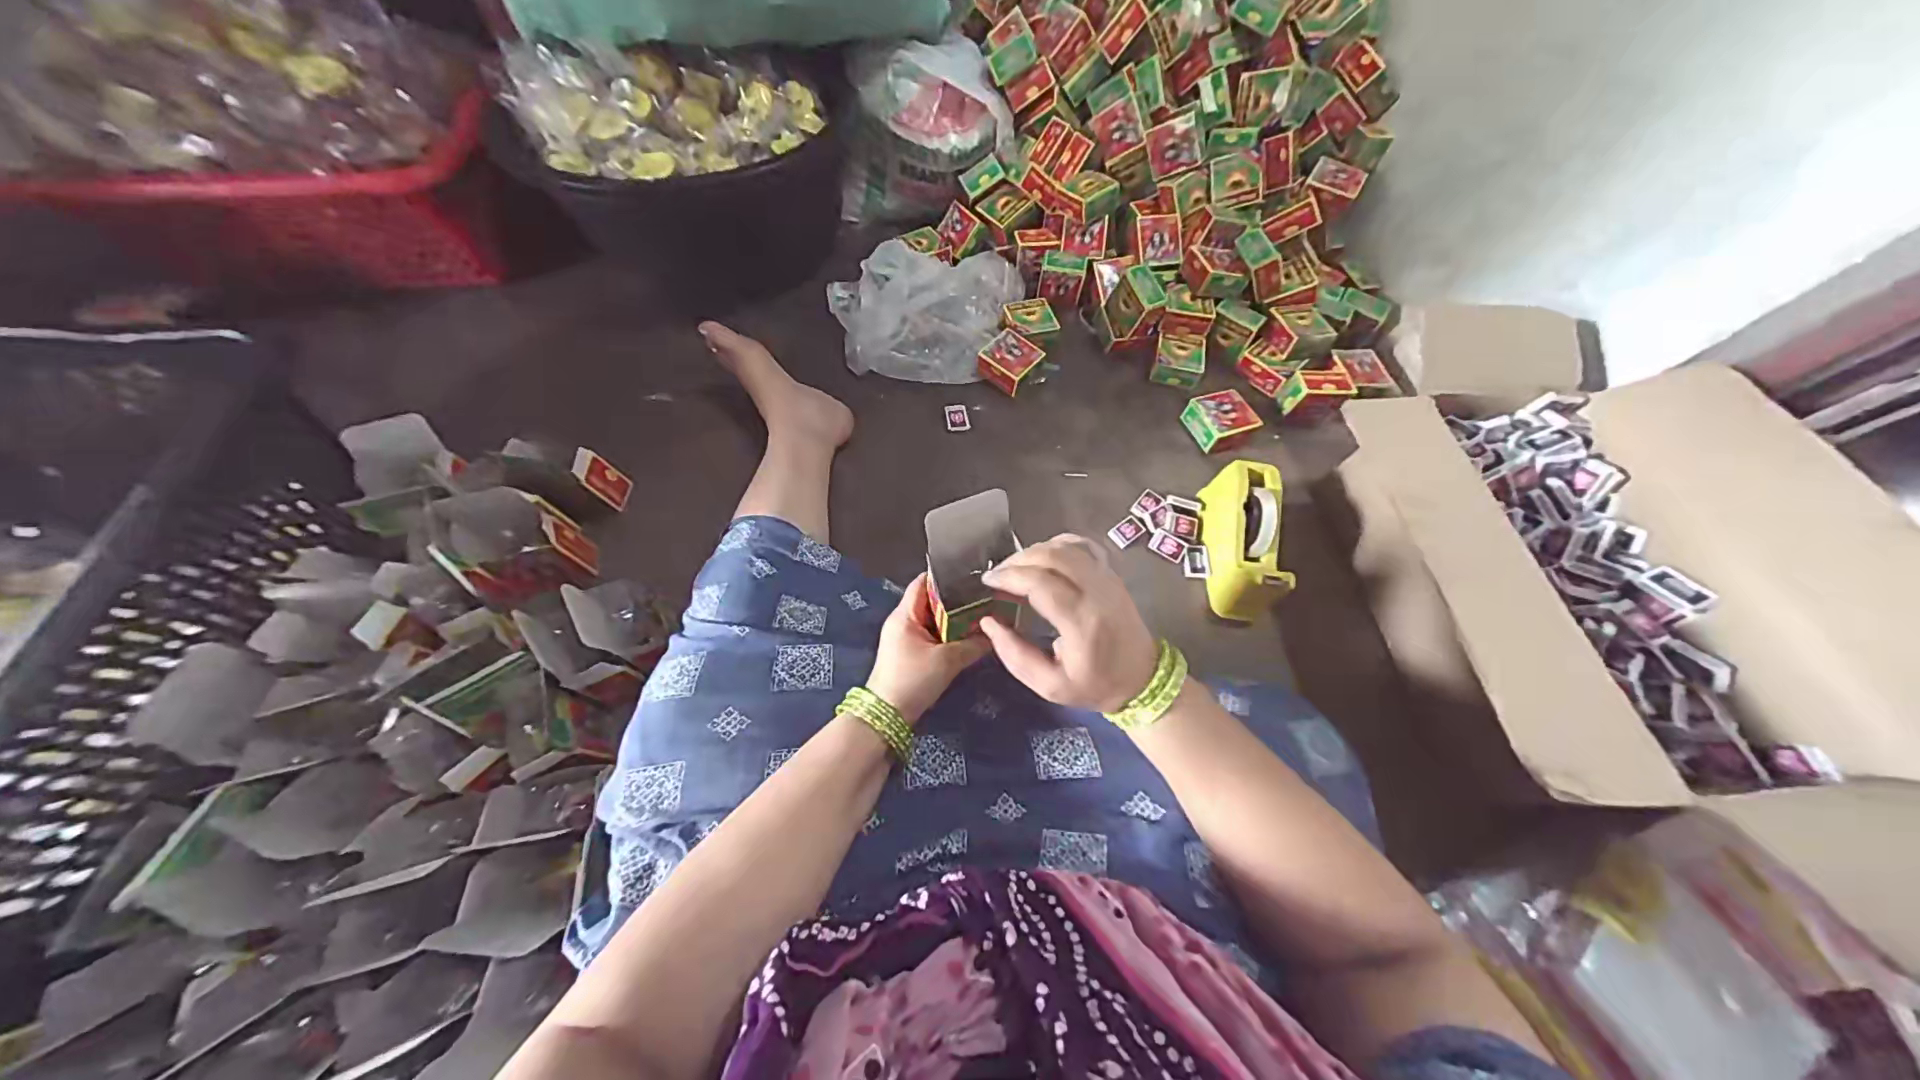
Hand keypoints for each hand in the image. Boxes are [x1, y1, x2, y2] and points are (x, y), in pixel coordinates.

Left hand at [864, 573, 991, 723]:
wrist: (888, 715)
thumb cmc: (913, 680)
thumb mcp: (947, 661)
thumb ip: (973, 645)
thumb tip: (994, 635)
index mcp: (905, 615)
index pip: (923, 582)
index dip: (945, 576)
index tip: (971, 575)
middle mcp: (902, 621)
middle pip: (931, 600)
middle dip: (955, 599)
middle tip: (983, 597)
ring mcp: (905, 637)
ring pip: (933, 619)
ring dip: (953, 618)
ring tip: (981, 614)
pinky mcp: (909, 652)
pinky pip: (931, 634)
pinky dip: (947, 633)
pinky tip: (967, 635)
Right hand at [979, 534, 1158, 712]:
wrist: (1142, 678)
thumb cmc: (1094, 685)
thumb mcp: (1049, 686)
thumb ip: (1015, 656)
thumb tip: (989, 623)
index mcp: (1082, 623)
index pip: (1041, 583)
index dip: (1010, 577)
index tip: (988, 583)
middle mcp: (1097, 593)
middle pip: (1052, 556)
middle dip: (1017, 560)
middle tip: (997, 574)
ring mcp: (1108, 579)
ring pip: (1066, 546)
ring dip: (1034, 551)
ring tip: (1015, 568)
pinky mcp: (1112, 574)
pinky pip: (1083, 546)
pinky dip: (1057, 545)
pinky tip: (1043, 557)